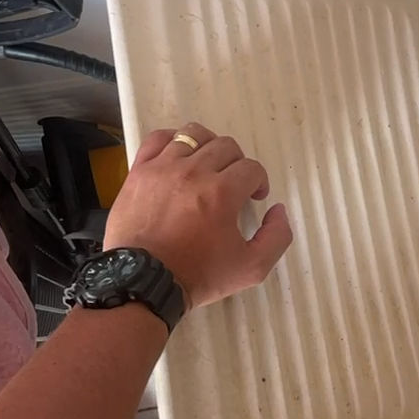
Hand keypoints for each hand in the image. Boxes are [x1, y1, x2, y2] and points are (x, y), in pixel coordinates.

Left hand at [103, 122, 293, 308]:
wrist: (143, 283)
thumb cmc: (197, 275)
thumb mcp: (251, 268)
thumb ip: (276, 237)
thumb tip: (278, 210)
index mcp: (222, 192)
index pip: (252, 169)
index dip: (259, 182)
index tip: (254, 198)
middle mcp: (194, 172)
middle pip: (226, 146)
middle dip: (237, 164)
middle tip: (233, 186)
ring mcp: (163, 168)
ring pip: (194, 135)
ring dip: (208, 147)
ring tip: (207, 167)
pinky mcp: (139, 171)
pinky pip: (158, 139)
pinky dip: (172, 141)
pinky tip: (178, 158)